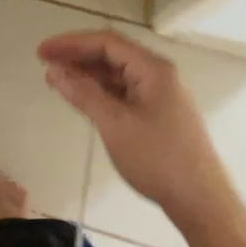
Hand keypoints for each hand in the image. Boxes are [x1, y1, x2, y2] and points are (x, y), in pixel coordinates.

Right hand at [39, 29, 236, 231]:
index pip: (105, 42)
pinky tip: (83, 99)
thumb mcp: (115, 124)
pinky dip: (101, 91)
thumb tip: (54, 70)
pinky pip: (125, 91)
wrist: (203, 204)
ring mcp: (161, 95)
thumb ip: (83, 93)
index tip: (42, 52)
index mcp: (153, 69)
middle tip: (45, 63)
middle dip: (77, 56)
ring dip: (87, 74)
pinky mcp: (160, 114)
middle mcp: (159, 75)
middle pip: (112, 54)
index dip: (70, 43)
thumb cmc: (159, 160)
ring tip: (57, 81)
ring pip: (117, 73)